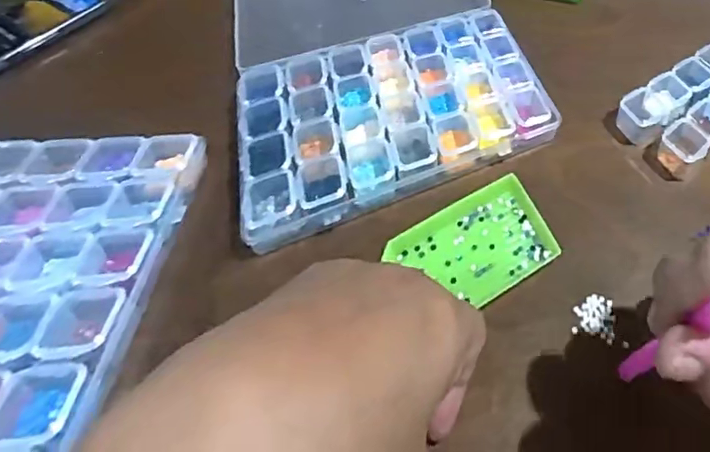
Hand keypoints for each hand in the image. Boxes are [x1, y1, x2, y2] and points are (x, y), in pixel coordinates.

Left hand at [85, 259, 484, 451]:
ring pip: (374, 307)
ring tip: (333, 404)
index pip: (472, 336)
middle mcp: (399, 281)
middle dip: (411, 363)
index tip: (426, 431)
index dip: (456, 387)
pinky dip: (325, 339)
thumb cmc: (347, 439)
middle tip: (384, 418)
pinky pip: (329, 308)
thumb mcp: (401, 447)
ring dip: (367, 347)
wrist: (236, 414)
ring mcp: (345, 274)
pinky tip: (293, 386)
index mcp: (441, 319)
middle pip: (422, 314)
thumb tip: (399, 419)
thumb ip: (415, 427)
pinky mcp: (296, 280)